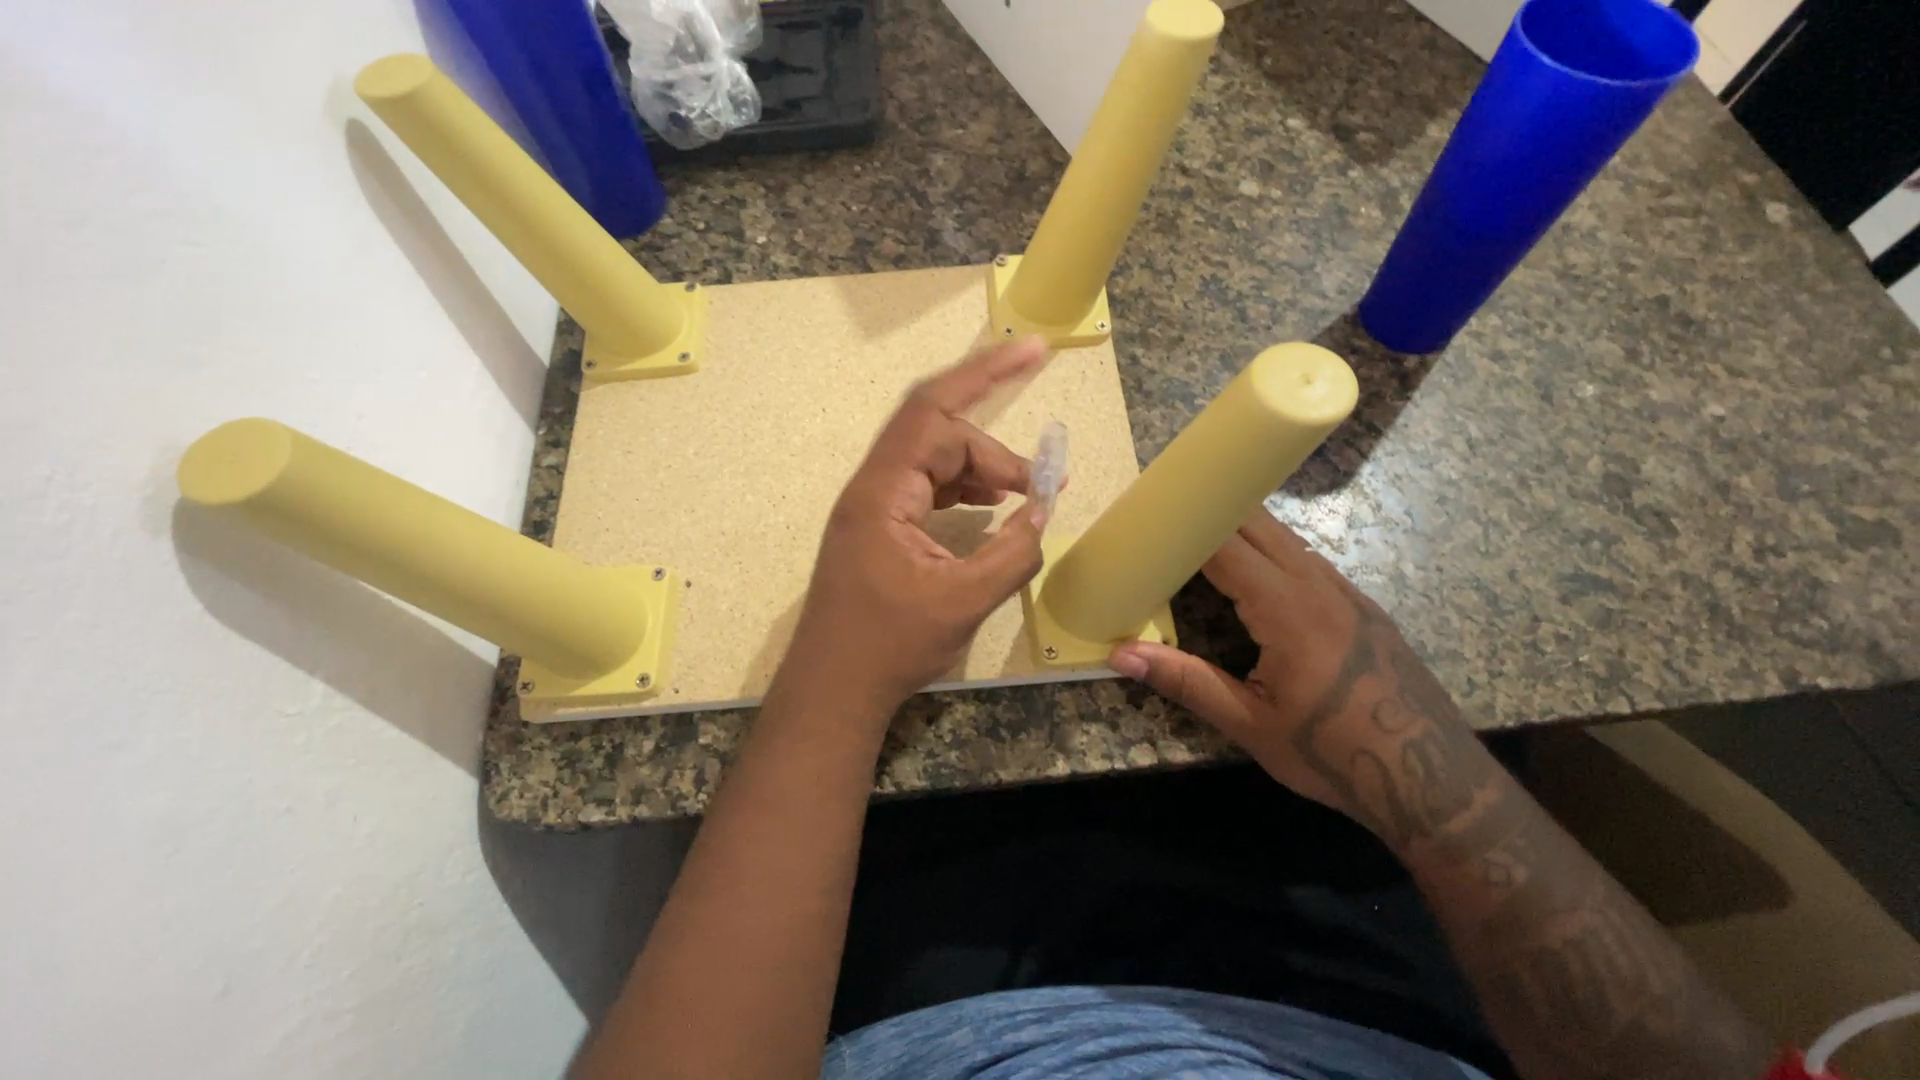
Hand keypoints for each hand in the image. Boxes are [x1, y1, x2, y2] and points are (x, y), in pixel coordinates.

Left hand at [781, 339, 1050, 713]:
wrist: (833, 689)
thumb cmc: (889, 647)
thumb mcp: (964, 601)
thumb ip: (1012, 552)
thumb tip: (1043, 512)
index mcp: (883, 493)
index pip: (934, 411)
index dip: (984, 374)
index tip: (1033, 353)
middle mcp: (873, 488)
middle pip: (938, 436)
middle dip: (993, 451)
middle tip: (1041, 483)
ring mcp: (874, 508)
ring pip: (933, 461)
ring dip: (980, 469)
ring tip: (1024, 493)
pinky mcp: (881, 530)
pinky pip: (926, 488)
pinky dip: (962, 490)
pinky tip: (990, 506)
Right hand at [1108, 511, 1492, 849]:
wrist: (1430, 778)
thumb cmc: (1332, 754)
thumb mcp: (1250, 724)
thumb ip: (1186, 681)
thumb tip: (1120, 655)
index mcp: (1288, 610)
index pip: (1227, 545)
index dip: (1187, 523)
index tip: (1150, 511)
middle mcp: (1320, 586)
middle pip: (1260, 525)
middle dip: (1211, 510)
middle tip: (1167, 511)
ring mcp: (1347, 593)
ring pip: (1288, 539)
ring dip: (1243, 528)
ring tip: (1198, 532)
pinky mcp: (1362, 607)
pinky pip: (1308, 560)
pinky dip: (1271, 551)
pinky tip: (1251, 572)